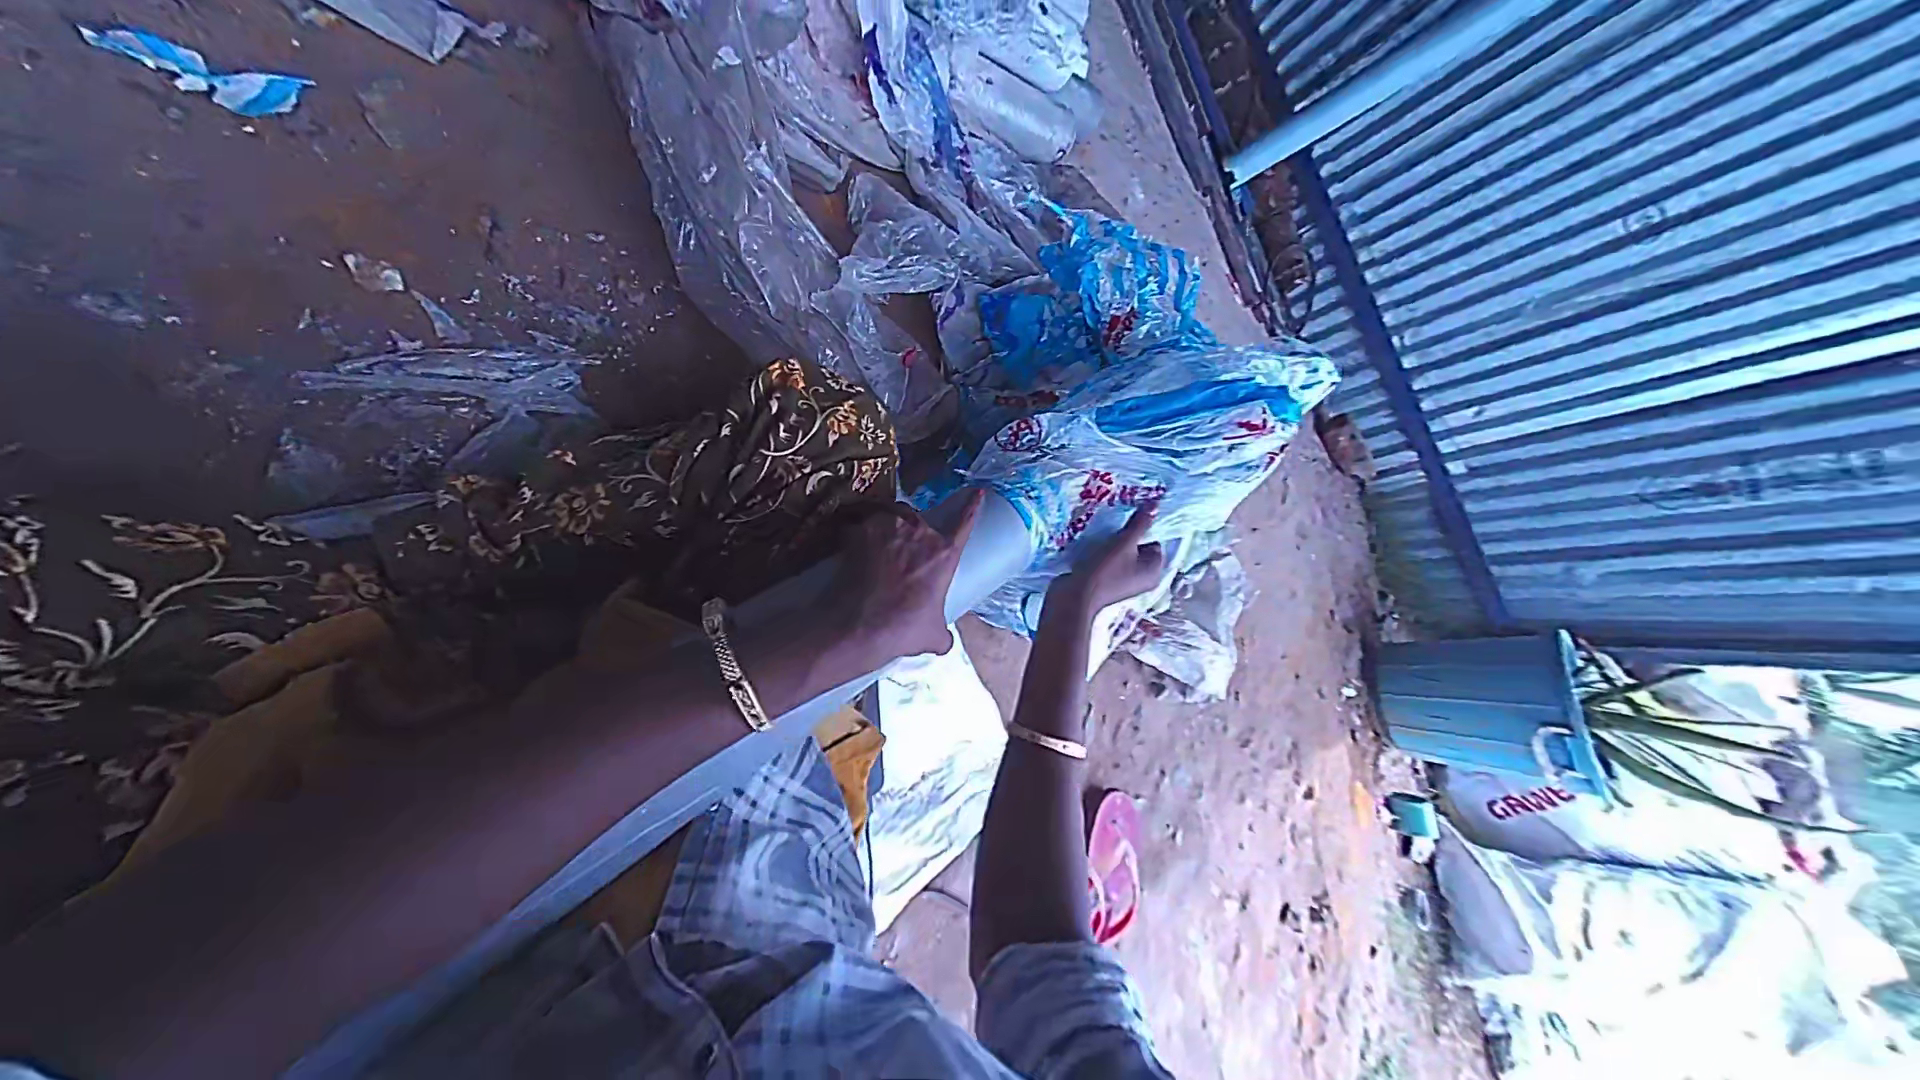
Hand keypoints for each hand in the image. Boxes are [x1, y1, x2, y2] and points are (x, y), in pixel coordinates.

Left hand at [832, 490, 982, 660]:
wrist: (858, 626)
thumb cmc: (901, 629)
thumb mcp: (934, 635)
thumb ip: (943, 633)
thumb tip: (944, 643)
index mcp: (944, 553)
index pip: (965, 522)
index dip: (972, 507)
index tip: (976, 493)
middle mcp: (919, 533)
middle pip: (920, 520)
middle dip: (912, 532)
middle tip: (900, 554)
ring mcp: (888, 527)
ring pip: (891, 515)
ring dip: (887, 527)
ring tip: (877, 548)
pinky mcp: (859, 530)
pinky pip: (861, 522)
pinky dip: (858, 531)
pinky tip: (852, 547)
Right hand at [1047, 505, 1165, 618]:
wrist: (1075, 596)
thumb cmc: (1105, 569)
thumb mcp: (1124, 542)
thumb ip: (1140, 523)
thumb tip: (1156, 505)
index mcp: (1154, 570)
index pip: (1154, 541)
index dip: (1141, 530)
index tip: (1125, 522)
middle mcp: (1143, 578)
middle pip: (1138, 547)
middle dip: (1125, 536)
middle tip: (1112, 528)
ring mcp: (1124, 582)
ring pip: (1122, 554)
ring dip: (1112, 544)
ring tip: (1101, 537)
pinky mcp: (1107, 583)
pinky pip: (1110, 562)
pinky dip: (1102, 554)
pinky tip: (1092, 549)